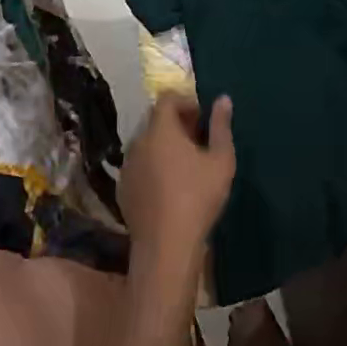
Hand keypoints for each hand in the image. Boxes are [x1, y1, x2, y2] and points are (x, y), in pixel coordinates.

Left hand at [120, 92, 235, 258]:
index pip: (167, 99)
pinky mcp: (123, 190)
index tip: (203, 118)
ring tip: (186, 164)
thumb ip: (221, 126)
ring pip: (146, 144)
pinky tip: (169, 187)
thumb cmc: (198, 197)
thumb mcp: (221, 160)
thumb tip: (223, 99)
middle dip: (177, 124)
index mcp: (161, 130)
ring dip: (164, 145)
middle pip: (156, 121)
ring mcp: (127, 167)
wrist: (166, 246)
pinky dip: (153, 166)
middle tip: (199, 140)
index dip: (186, 102)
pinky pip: (139, 166)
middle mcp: (138, 142)